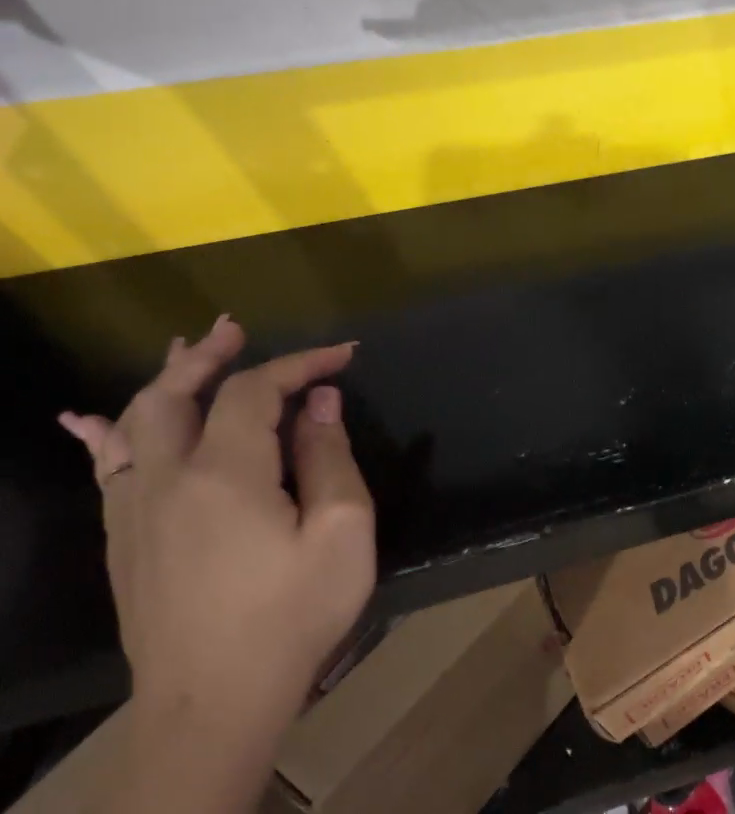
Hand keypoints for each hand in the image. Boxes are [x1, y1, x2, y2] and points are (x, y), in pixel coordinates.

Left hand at [58, 316, 374, 732]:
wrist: (215, 694)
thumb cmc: (294, 610)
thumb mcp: (342, 532)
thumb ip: (328, 460)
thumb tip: (319, 403)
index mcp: (226, 475)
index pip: (255, 393)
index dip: (298, 364)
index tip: (345, 355)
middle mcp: (167, 481)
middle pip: (173, 398)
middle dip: (208, 357)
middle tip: (237, 329)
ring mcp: (136, 512)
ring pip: (133, 427)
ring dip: (162, 384)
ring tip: (184, 353)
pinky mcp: (125, 541)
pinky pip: (108, 469)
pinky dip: (109, 435)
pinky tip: (99, 423)